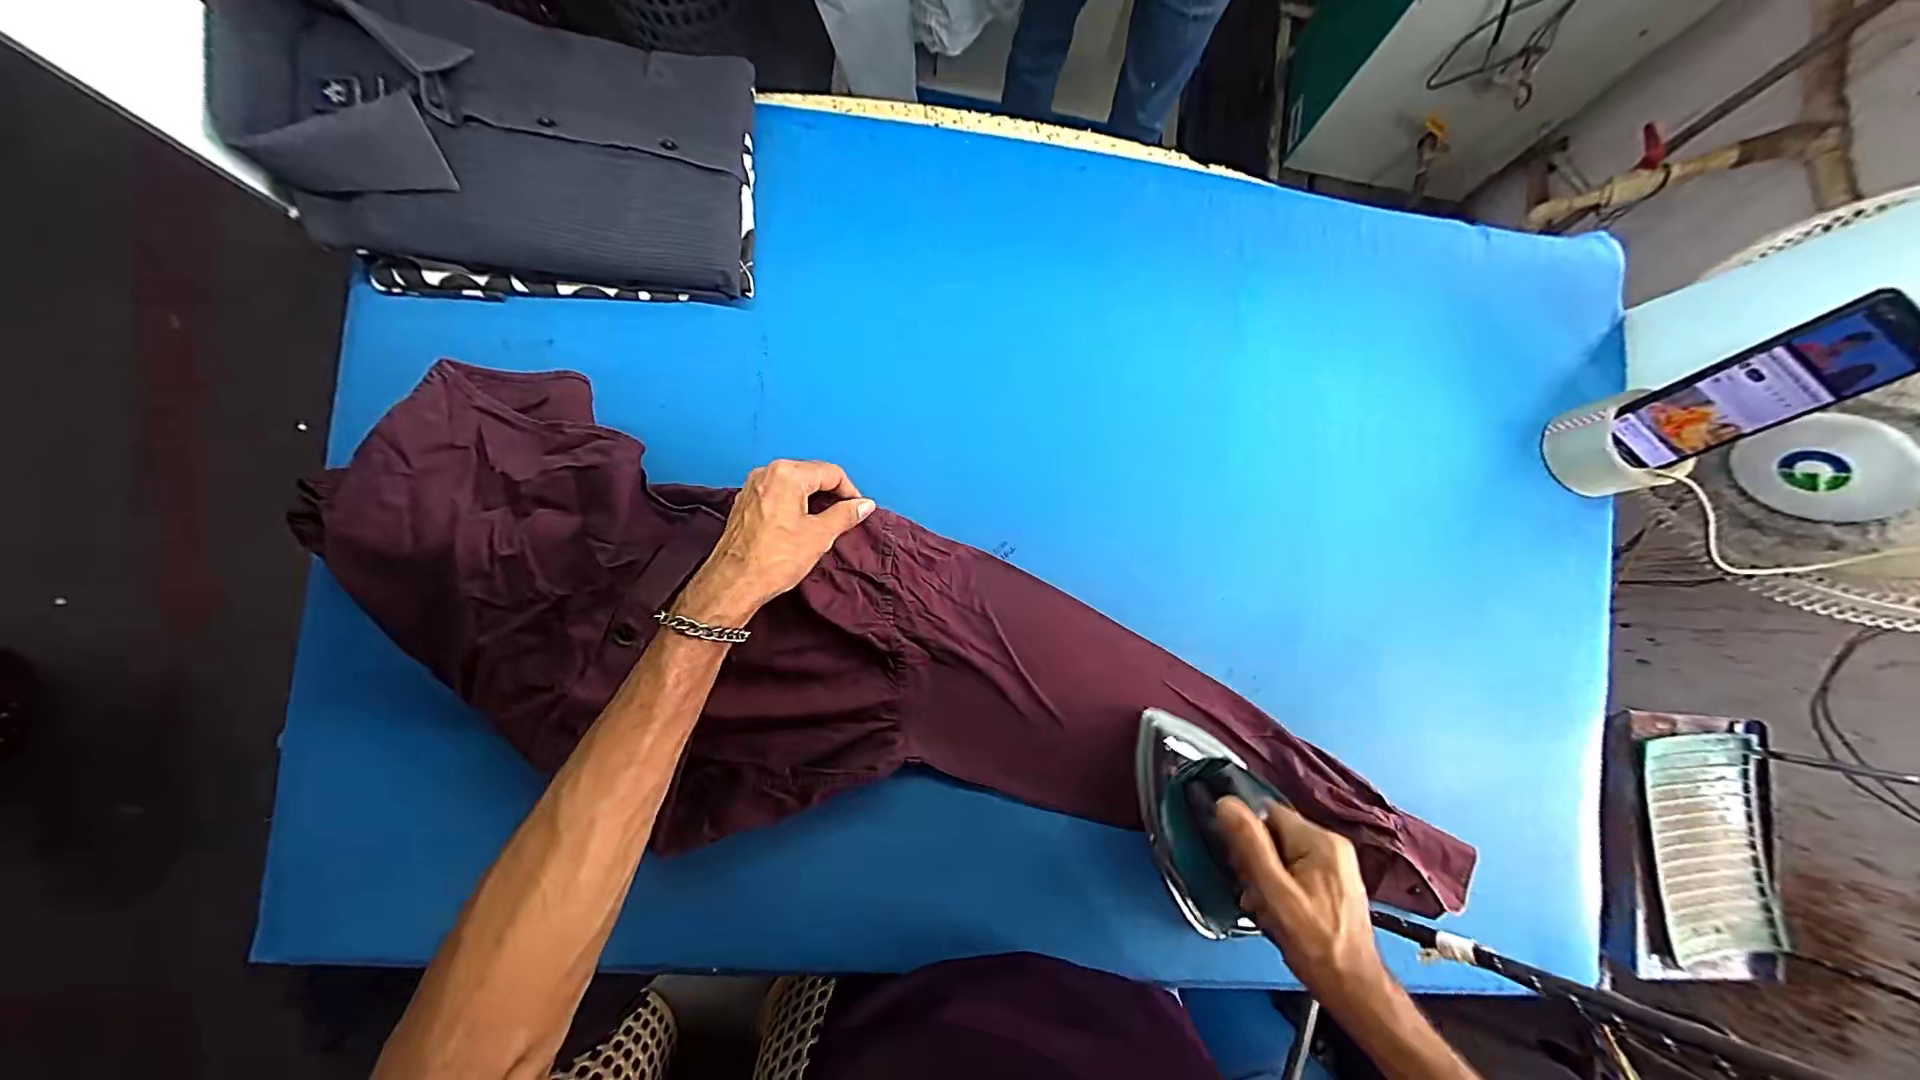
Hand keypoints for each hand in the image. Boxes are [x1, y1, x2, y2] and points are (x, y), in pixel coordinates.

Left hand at [675, 459, 874, 627]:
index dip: (850, 491)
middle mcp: (766, 473)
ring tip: (824, 522)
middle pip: (811, 474)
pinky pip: (777, 494)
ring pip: (793, 484)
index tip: (858, 508)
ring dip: (812, 499)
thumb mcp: (820, 535)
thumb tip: (864, 505)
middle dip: (831, 493)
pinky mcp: (744, 503)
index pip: (830, 472)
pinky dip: (793, 504)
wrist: (735, 583)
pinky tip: (800, 525)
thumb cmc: (775, 559)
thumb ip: (845, 514)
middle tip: (845, 516)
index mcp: (787, 475)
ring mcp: (752, 487)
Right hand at [1215, 797, 1386, 1002]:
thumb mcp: (1275, 892)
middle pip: (1274, 833)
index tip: (1242, 865)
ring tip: (1265, 906)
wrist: (1354, 989)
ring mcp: (1335, 864)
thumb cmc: (1315, 943)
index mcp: (1320, 840)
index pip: (1266, 813)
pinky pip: (1295, 869)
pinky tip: (1277, 910)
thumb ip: (1249, 846)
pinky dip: (1281, 885)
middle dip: (1256, 861)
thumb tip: (1226, 803)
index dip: (1247, 836)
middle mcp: (1332, 845)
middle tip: (1255, 891)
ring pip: (1282, 853)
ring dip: (1266, 877)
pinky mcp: (1334, 882)